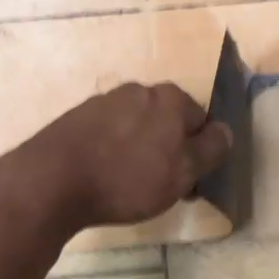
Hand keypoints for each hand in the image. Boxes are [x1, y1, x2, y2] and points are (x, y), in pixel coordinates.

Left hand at [9, 83, 232, 231]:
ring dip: (139, 152)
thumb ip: (210, 149)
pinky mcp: (76, 119)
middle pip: (167, 121)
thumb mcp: (183, 172)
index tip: (188, 182)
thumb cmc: (127, 178)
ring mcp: (104, 102)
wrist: (52, 180)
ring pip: (136, 128)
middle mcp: (138, 90)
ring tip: (128, 188)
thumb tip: (225, 131)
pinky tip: (102, 178)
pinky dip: (111, 153)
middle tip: (161, 188)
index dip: (199, 153)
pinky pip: (108, 135)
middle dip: (169, 150)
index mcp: (169, 98)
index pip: (200, 120)